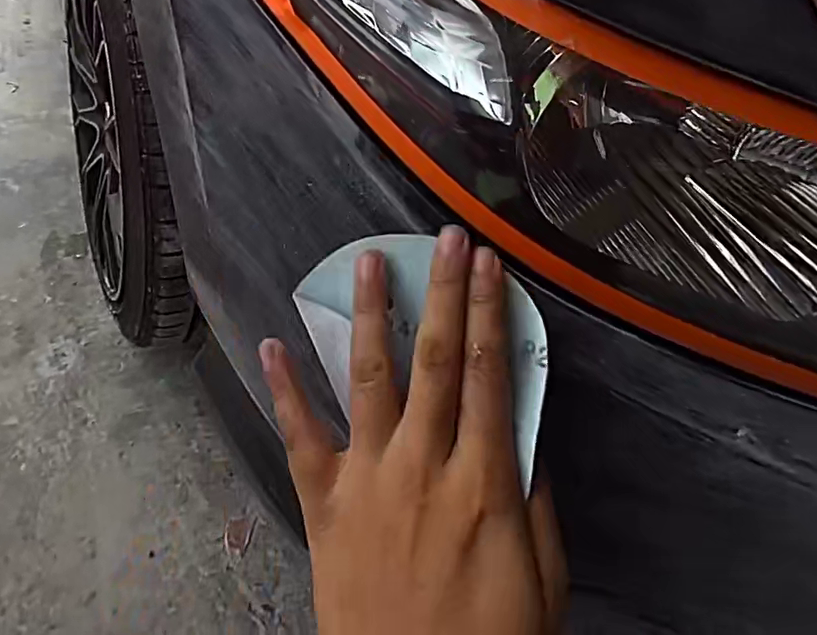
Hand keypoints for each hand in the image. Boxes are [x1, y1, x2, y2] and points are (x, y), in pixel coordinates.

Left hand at [259, 227, 567, 634]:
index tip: (490, 264)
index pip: (489, 372)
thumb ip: (537, 497)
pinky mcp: (325, 506)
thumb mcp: (543, 576)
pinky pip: (302, 438)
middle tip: (448, 240)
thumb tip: (526, 427)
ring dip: (373, 314)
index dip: (490, 310)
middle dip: (445, 291)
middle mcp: (422, 466)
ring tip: (369, 261)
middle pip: (437, 359)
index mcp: (482, 481)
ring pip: (371, 379)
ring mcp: (368, 481)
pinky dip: (286, 388)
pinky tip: (274, 342)